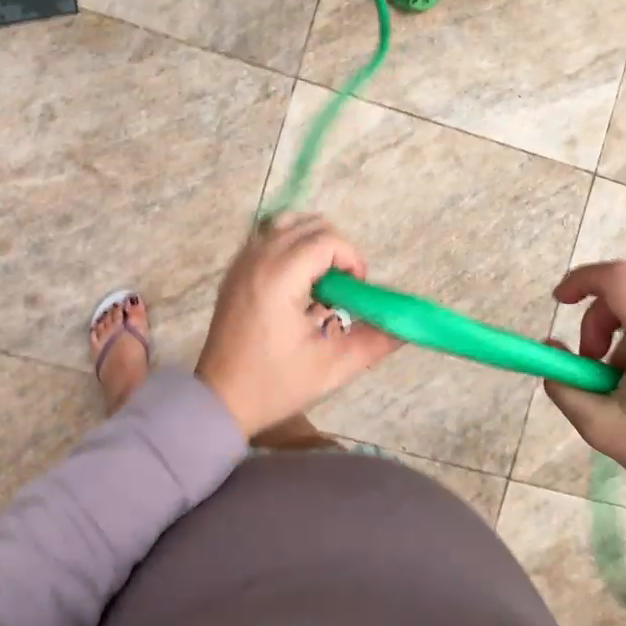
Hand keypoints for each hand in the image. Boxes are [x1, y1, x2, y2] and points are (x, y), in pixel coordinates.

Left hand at [195, 215, 400, 437]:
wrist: (218, 401)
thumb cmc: (274, 385)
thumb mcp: (331, 367)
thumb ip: (374, 342)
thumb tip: (407, 326)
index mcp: (279, 279)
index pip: (326, 240)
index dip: (351, 259)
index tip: (356, 292)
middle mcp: (257, 260)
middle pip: (308, 225)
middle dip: (335, 250)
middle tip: (343, 289)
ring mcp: (241, 263)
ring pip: (285, 224)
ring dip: (312, 243)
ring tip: (320, 283)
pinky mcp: (234, 272)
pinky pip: (267, 238)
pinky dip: (289, 247)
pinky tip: (297, 285)